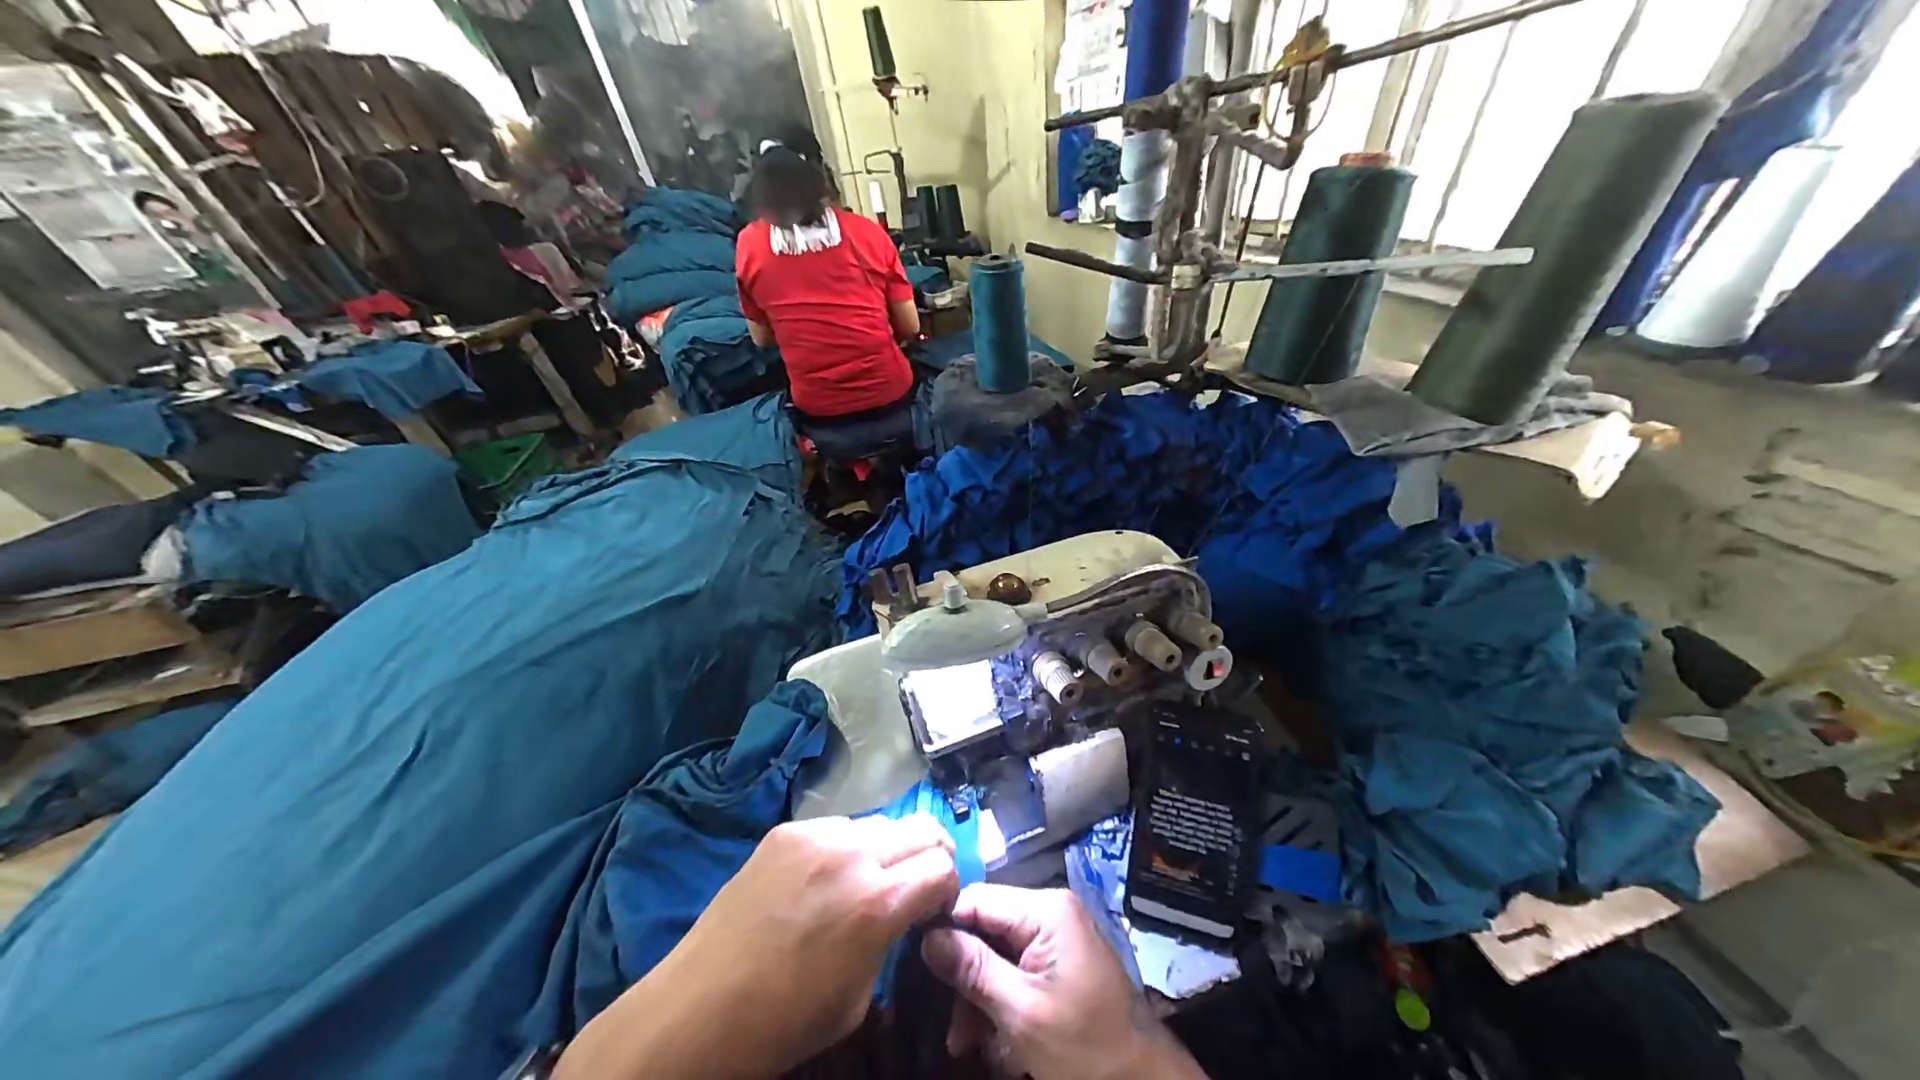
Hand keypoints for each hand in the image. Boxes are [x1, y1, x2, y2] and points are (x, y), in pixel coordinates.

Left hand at [557, 815, 959, 1079]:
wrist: (700, 1008)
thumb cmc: (785, 1020)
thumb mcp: (861, 995)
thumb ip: (892, 937)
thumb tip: (907, 909)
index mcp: (878, 902)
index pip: (943, 866)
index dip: (946, 888)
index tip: (934, 906)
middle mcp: (853, 854)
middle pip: (922, 828)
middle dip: (929, 855)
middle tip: (917, 882)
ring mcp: (816, 836)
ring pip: (879, 823)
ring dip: (886, 849)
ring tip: (864, 879)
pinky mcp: (786, 831)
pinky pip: (835, 827)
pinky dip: (844, 847)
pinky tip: (822, 877)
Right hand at [921, 885, 1207, 1079]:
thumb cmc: (1084, 1046)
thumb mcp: (1020, 1012)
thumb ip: (972, 969)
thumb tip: (926, 937)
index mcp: (1046, 909)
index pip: (977, 899)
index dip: (945, 927)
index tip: (919, 963)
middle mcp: (1050, 910)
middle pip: (985, 927)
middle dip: (964, 976)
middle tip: (951, 1027)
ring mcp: (1056, 935)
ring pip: (996, 952)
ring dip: (978, 996)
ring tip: (967, 1044)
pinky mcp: (1058, 960)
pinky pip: (1015, 967)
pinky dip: (1000, 1000)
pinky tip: (991, 1041)